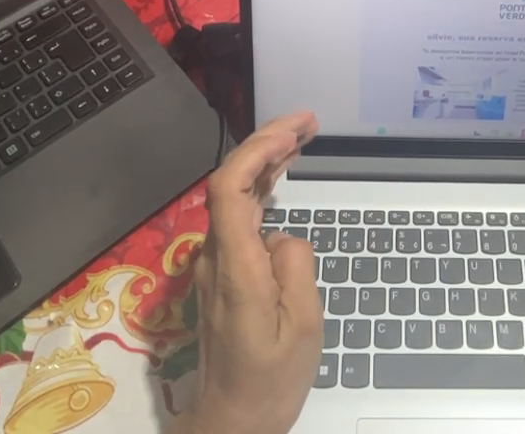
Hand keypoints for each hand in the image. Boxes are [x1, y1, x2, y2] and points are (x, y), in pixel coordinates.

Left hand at [171, 112, 321, 433]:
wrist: (232, 422)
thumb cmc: (270, 381)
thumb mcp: (303, 327)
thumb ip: (295, 266)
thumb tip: (282, 235)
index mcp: (236, 266)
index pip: (228, 189)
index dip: (257, 151)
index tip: (293, 132)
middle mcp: (217, 255)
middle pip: (231, 182)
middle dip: (267, 143)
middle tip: (308, 121)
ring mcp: (216, 262)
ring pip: (234, 195)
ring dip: (266, 160)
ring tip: (303, 135)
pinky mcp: (223, 270)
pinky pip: (240, 214)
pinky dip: (263, 186)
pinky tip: (283, 175)